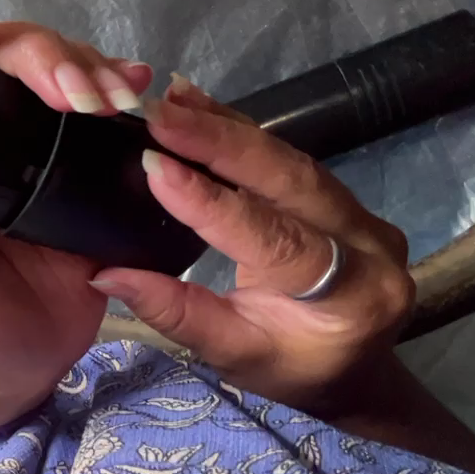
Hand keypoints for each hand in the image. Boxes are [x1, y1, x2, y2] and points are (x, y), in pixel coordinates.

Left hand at [0, 0, 151, 426]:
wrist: (25, 374)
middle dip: (37, 53)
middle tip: (76, 94)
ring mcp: (24, 155)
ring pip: (45, 74)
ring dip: (82, 68)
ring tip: (113, 99)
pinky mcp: (71, 171)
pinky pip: (91, 116)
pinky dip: (115, 90)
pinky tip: (134, 93)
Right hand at [88, 77, 415, 416]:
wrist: (356, 373)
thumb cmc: (292, 372)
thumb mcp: (230, 354)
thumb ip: (174, 312)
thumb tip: (105, 275)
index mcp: (348, 296)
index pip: (275, 239)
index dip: (212, 202)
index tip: (155, 167)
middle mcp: (369, 244)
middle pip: (292, 178)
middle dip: (220, 141)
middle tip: (160, 114)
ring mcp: (363, 214)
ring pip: (291, 158)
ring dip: (227, 127)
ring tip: (172, 100)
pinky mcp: (345, 199)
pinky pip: (290, 158)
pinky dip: (241, 132)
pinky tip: (200, 107)